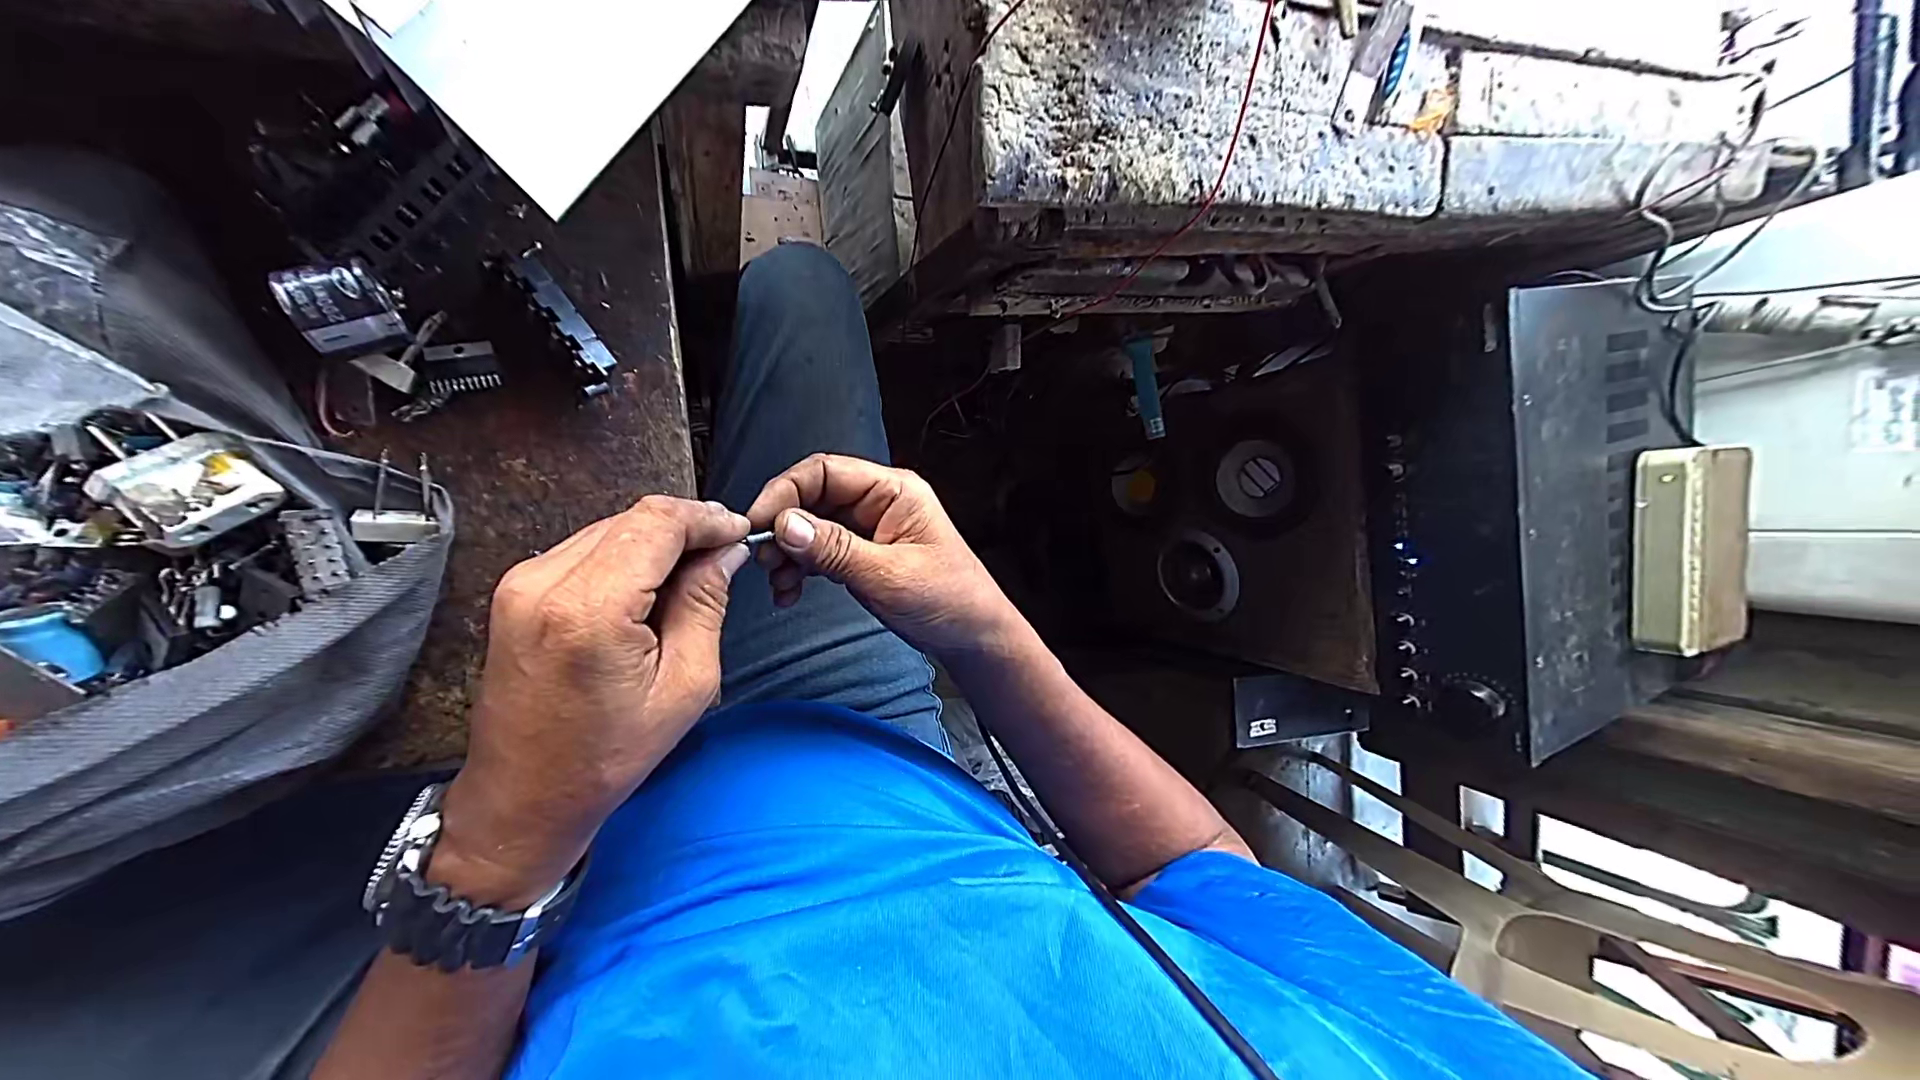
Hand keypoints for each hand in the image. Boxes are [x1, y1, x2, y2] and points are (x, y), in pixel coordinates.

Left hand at [434, 496, 749, 904]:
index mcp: (589, 609)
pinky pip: (588, 548)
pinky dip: (630, 555)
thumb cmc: (605, 755)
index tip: (737, 530)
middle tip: (724, 553)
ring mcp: (522, 584)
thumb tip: (725, 553)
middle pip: (634, 518)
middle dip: (687, 528)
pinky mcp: (517, 591)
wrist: (524, 795)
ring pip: (612, 527)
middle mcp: (544, 584)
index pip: (657, 523)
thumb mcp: (686, 683)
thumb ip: (707, 603)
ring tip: (693, 575)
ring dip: (659, 541)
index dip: (706, 519)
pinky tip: (653, 586)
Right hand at [747, 454, 1020, 661]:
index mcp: (894, 491)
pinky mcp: (861, 555)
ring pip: (810, 526)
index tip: (757, 522)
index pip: (824, 471)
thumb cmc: (951, 600)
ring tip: (779, 581)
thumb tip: (784, 524)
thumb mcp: (889, 575)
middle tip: (763, 558)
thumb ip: (835, 549)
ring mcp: (868, 529)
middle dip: (782, 526)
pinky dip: (800, 569)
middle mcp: (878, 503)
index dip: (785, 492)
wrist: (973, 637)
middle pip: (812, 497)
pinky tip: (790, 591)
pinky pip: (818, 551)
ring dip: (787, 552)